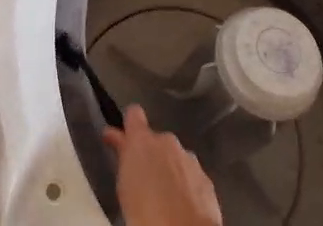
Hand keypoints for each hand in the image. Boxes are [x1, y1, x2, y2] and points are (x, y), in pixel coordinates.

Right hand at [104, 105, 222, 225]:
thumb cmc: (144, 210)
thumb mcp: (123, 183)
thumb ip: (122, 155)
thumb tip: (116, 137)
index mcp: (143, 140)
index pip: (133, 114)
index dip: (129, 124)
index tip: (122, 138)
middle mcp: (168, 142)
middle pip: (156, 140)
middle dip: (150, 155)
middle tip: (143, 178)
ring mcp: (189, 159)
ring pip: (175, 158)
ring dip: (168, 170)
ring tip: (163, 195)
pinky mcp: (206, 178)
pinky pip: (190, 175)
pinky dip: (184, 184)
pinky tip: (180, 203)